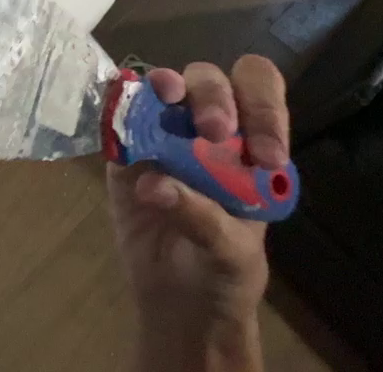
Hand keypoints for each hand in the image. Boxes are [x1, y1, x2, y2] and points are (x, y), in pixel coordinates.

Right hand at [105, 55, 289, 371]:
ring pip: (166, 86)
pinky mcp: (125, 147)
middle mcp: (207, 128)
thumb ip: (202, 218)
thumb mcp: (231, 254)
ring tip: (165, 95)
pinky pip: (119, 113)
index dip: (264, 109)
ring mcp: (163, 132)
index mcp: (249, 148)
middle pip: (212, 81)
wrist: (177, 301)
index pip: (262, 99)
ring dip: (166, 85)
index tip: (261, 153)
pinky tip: (119, 113)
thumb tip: (153, 186)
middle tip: (212, 128)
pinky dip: (118, 104)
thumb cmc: (221, 273)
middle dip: (214, 96)